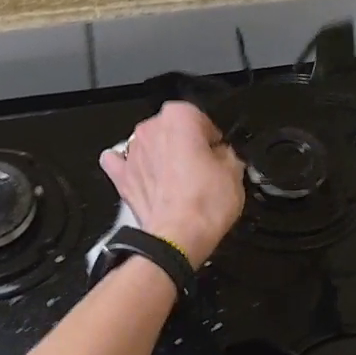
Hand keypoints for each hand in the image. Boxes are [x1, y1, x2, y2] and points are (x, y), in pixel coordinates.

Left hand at [98, 102, 246, 265]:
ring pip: (149, 145)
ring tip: (180, 182)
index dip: (211, 136)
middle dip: (185, 144)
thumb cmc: (203, 205)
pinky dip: (132, 167)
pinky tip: (147, 177)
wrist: (178, 237)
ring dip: (162, 157)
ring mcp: (132, 152)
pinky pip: (120, 162)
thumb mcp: (235, 172)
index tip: (217, 151)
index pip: (200, 117)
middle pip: (172, 129)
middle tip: (202, 168)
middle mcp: (151, 129)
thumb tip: (223, 156)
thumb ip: (227, 154)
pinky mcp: (122, 177)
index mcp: (179, 117)